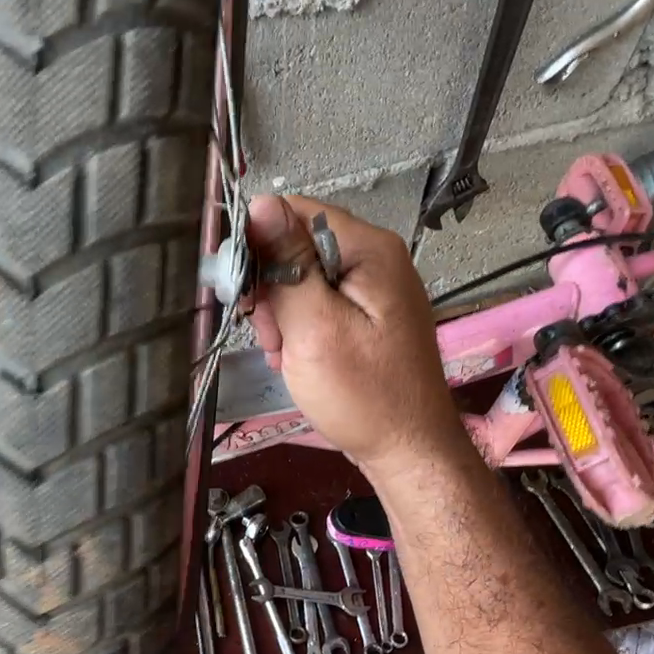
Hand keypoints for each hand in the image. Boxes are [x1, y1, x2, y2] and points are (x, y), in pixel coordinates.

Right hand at [244, 195, 461, 476]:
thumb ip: (287, 264)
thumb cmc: (363, 395)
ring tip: (285, 354)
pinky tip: (298, 358)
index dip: (259, 246)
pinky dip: (300, 329)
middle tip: (271, 336)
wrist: (408, 450)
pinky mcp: (368, 317)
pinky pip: (320, 305)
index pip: (294, 212)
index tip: (246, 294)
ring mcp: (374, 290)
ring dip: (282, 314)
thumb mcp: (314, 327)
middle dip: (271, 288)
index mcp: (368, 248)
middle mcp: (375, 258)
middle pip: (298, 246)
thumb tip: (261, 204)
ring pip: (304, 279)